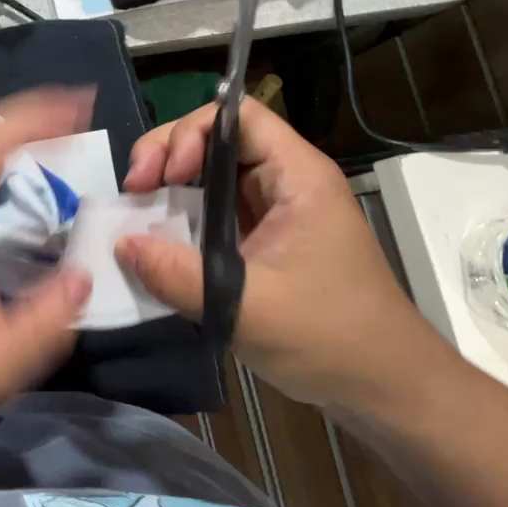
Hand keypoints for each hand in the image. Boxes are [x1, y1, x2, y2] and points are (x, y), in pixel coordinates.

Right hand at [116, 98, 449, 414]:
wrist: (386, 389)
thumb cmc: (330, 337)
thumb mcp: (247, 306)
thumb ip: (178, 275)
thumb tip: (120, 245)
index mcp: (298, 178)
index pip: (238, 117)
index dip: (191, 133)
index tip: (161, 177)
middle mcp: (284, 184)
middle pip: (216, 138)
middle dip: (167, 156)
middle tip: (134, 192)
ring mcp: (273, 213)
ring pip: (210, 174)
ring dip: (168, 187)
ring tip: (136, 214)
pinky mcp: (262, 242)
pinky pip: (212, 210)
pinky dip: (179, 217)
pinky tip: (156, 241)